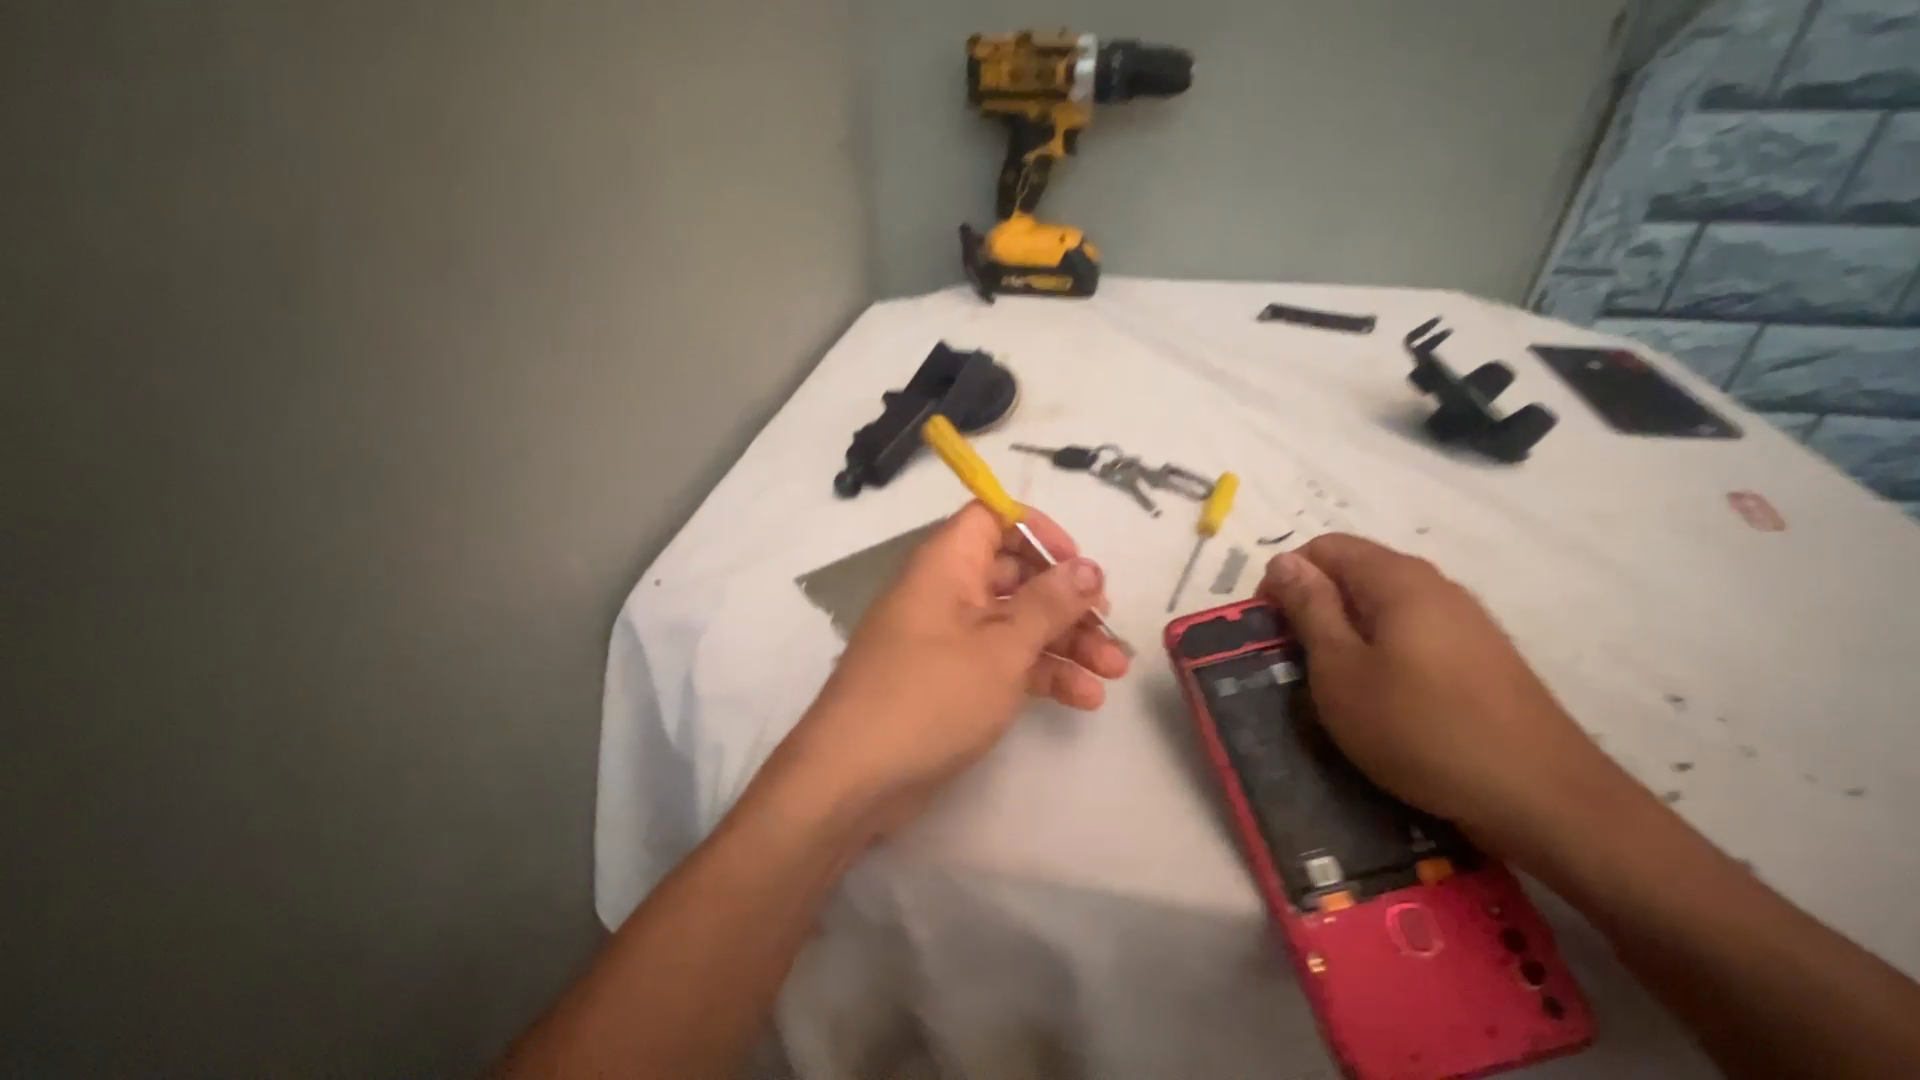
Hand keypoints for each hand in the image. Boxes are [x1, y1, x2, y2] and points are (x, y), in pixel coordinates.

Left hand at [774, 502, 1130, 829]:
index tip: (1080, 565)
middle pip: (1015, 576)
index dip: (1039, 533)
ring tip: (1114, 671)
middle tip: (1109, 626)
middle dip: (1067, 601)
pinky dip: (1040, 675)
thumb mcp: (1001, 647)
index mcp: (945, 564)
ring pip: (1015, 625)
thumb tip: (1088, 566)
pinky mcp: (950, 683)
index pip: (992, 519)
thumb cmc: (930, 696)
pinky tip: (1085, 699)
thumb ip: (1050, 604)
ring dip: (1065, 643)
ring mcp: (946, 640)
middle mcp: (945, 593)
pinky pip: (1002, 663)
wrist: (854, 778)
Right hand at [1258, 534, 1610, 848]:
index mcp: (1397, 578)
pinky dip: (1386, 654)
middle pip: (1358, 573)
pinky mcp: (1484, 657)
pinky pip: (1416, 636)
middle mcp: (1436, 585)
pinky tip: (1386, 701)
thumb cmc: (1419, 728)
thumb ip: (1310, 610)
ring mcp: (1467, 621)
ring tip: (1336, 686)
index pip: (1325, 547)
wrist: (1538, 795)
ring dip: (1350, 635)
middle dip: (1317, 608)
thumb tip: (1285, 560)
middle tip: (1296, 663)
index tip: (1269, 630)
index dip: (1286, 578)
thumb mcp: (1341, 671)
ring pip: (1387, 608)